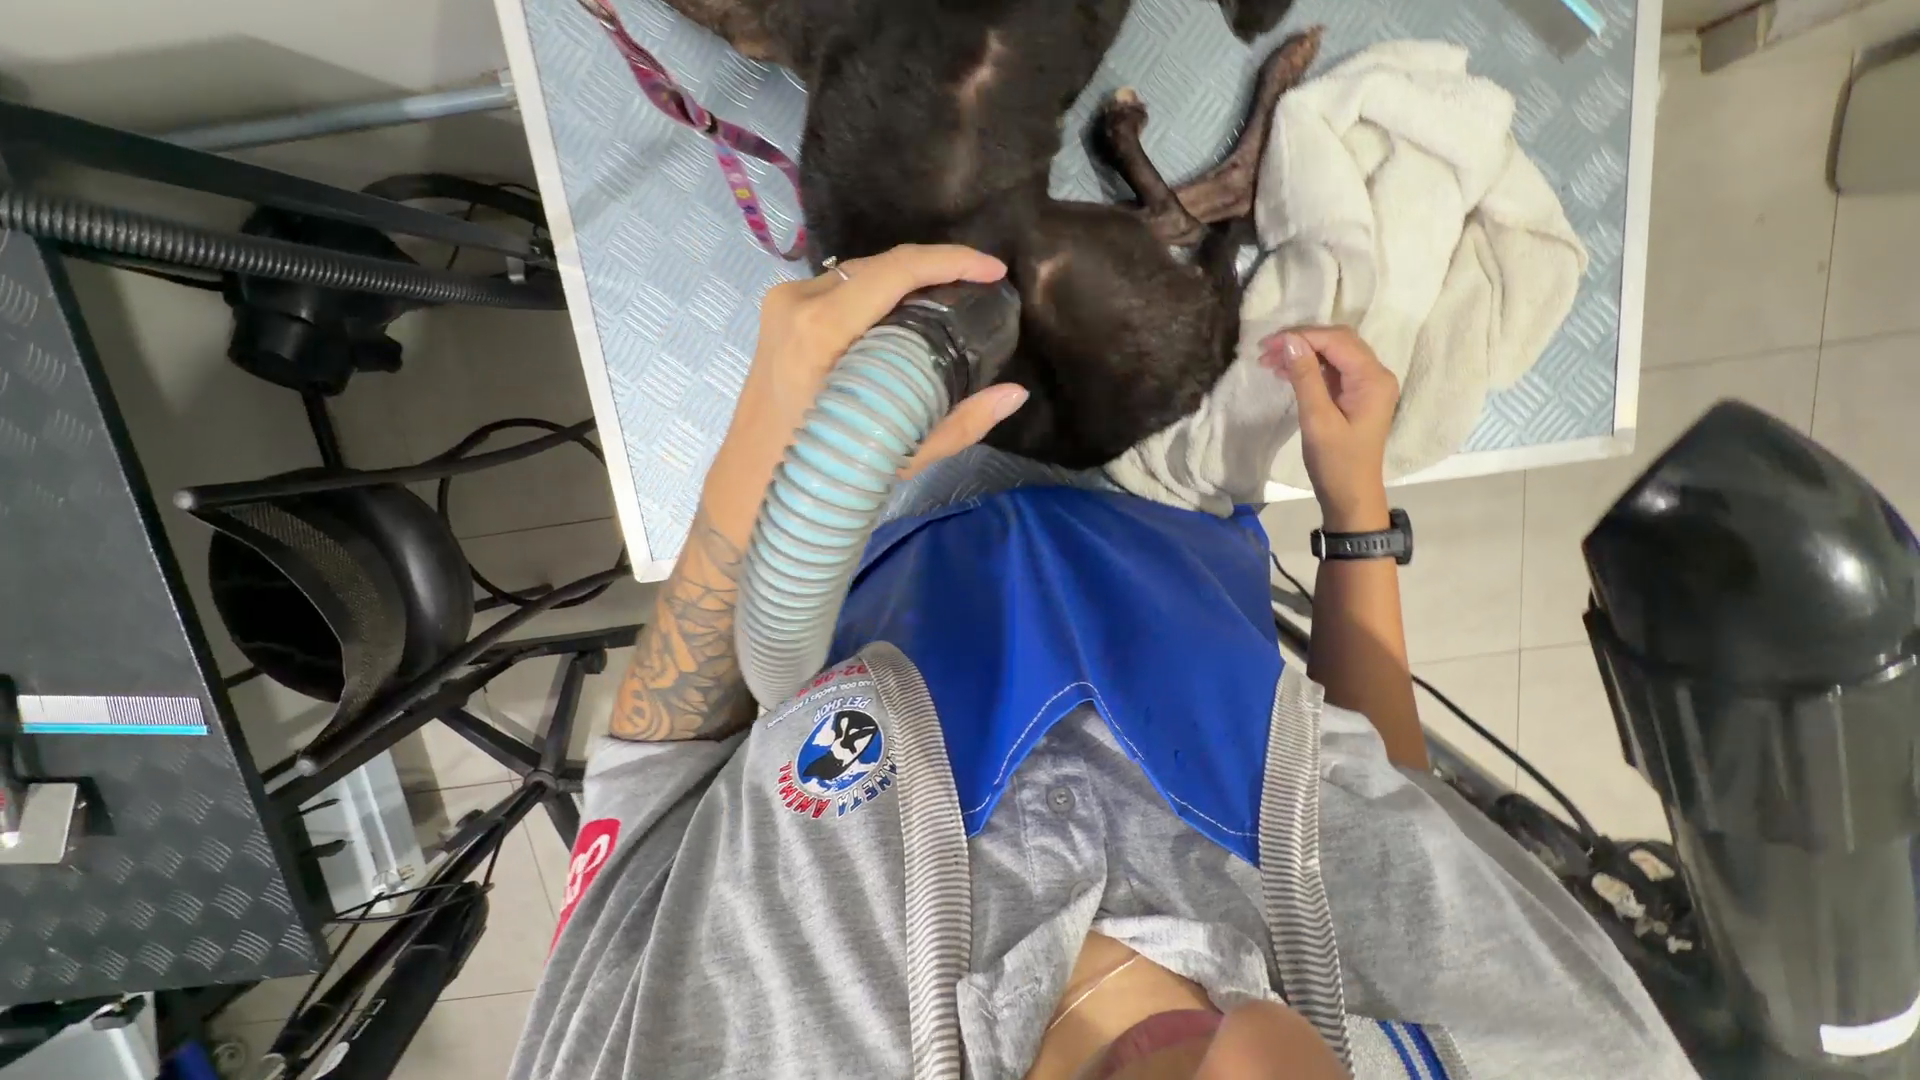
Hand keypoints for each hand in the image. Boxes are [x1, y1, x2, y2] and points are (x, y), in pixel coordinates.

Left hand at [703, 244, 1029, 543]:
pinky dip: (880, 296)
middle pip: (879, 265)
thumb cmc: (819, 474)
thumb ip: (958, 424)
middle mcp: (796, 302)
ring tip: (951, 301)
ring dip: (907, 283)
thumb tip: (1014, 394)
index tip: (994, 270)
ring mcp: (783, 303)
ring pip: (860, 274)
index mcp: (818, 330)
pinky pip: (842, 289)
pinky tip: (909, 316)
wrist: (751, 484)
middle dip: (935, 270)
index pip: (895, 271)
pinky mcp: (780, 312)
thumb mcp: (894, 455)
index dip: (952, 261)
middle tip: (979, 289)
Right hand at [1261, 325, 1397, 530]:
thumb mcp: (1317, 419)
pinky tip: (1285, 372)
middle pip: (1338, 341)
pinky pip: (1332, 371)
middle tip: (1265, 351)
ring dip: (1302, 353)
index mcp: (1373, 379)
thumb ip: (1306, 377)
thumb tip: (1290, 341)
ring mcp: (1367, 385)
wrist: (1351, 496)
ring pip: (1333, 354)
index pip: (1337, 341)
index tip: (1267, 344)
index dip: (1302, 336)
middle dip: (1301, 341)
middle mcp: (1376, 375)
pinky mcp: (1356, 396)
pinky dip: (1309, 368)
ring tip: (1268, 361)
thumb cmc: (1336, 462)